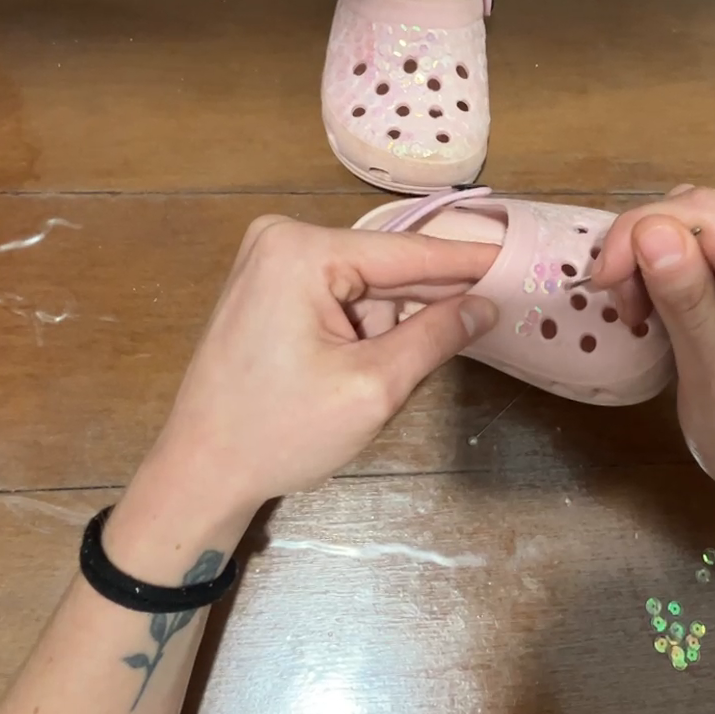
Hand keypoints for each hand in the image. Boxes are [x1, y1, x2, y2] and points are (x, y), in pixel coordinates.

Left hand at [107, 217, 496, 561]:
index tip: (516, 257)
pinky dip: (366, 326)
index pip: (407, 253)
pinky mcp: (268, 288)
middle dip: (430, 298)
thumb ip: (436, 336)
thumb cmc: (280, 432)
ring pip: (365, 286)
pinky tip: (366, 362)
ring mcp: (270, 262)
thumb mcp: (373, 387)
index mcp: (302, 251)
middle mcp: (282, 240)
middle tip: (491, 307)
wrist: (198, 472)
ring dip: (392, 323)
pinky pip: (339, 296)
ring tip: (391, 366)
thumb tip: (486, 304)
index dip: (467, 260)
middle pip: (385, 268)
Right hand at [588, 186, 714, 553]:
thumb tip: (649, 230)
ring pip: (705, 222)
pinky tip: (671, 309)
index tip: (603, 288)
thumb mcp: (714, 385)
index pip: (700, 213)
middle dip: (644, 245)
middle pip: (702, 209)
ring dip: (657, 255)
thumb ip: (688, 303)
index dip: (638, 234)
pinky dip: (679, 267)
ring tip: (644, 314)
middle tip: (625, 309)